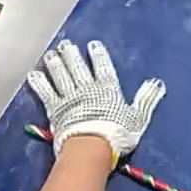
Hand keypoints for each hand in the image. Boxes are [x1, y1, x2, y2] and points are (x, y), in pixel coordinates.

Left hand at [27, 40, 163, 160]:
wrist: (91, 145)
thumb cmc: (117, 134)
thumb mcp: (138, 117)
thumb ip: (146, 99)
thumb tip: (157, 83)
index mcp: (108, 90)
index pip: (103, 67)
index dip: (98, 55)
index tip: (93, 45)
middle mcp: (87, 89)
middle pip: (78, 68)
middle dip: (71, 54)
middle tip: (66, 44)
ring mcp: (69, 97)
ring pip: (61, 76)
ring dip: (55, 64)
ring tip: (50, 54)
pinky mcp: (55, 108)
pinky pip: (45, 92)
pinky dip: (39, 83)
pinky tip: (33, 74)